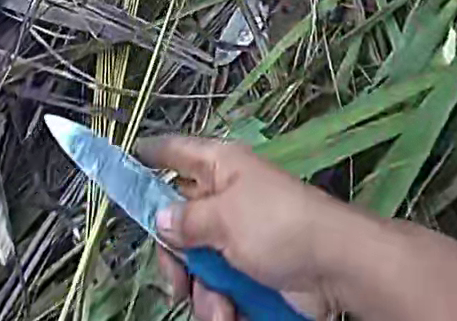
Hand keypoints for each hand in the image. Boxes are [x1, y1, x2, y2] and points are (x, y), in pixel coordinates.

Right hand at [136, 135, 364, 320]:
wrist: (331, 265)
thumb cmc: (276, 223)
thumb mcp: (225, 216)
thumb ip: (187, 220)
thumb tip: (160, 219)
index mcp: (220, 166)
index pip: (177, 152)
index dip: (151, 154)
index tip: (125, 160)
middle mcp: (224, 197)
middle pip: (178, 222)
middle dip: (175, 259)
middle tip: (177, 281)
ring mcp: (236, 236)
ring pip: (195, 265)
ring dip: (201, 294)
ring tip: (219, 307)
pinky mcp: (248, 271)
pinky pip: (217, 289)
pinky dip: (219, 307)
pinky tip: (229, 314)